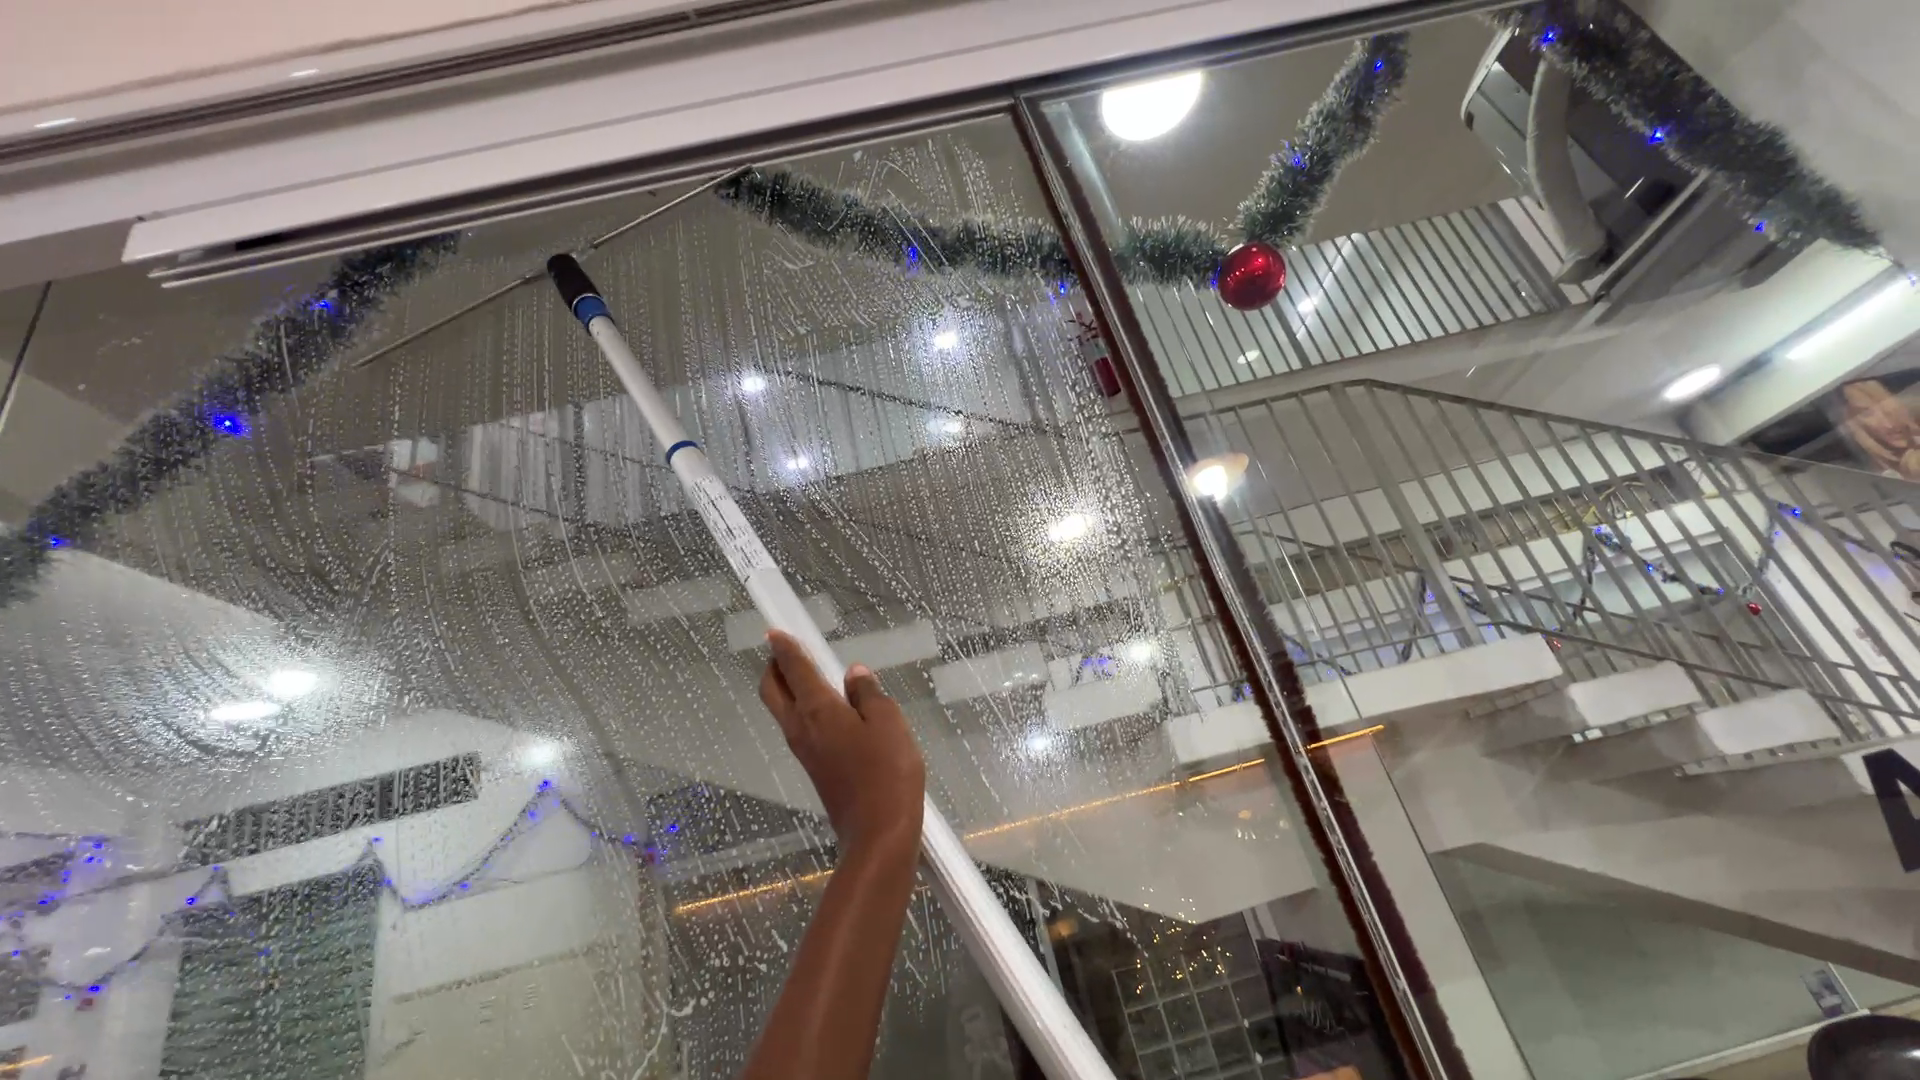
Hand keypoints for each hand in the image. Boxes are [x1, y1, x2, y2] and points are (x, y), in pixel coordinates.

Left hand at [759, 629, 925, 854]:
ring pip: (782, 711)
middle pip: (772, 692)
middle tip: (785, 653)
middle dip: (773, 668)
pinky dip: (801, 709)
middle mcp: (801, 728)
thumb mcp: (888, 723)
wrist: (878, 833)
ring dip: (785, 689)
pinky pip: (798, 728)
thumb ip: (868, 695)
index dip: (784, 648)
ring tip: (806, 674)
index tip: (775, 631)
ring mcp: (804, 751)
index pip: (794, 670)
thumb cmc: (887, 771)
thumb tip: (853, 675)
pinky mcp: (814, 769)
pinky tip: (827, 709)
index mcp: (817, 710)